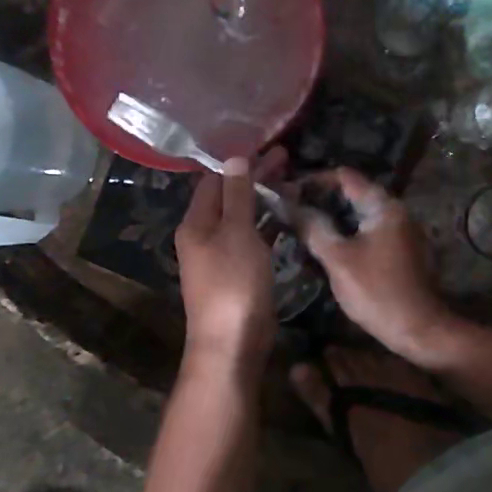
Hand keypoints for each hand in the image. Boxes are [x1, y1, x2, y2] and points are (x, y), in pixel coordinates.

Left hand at [176, 155, 277, 367]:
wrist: (232, 343)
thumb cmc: (233, 283)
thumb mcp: (237, 232)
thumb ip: (237, 195)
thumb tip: (235, 158)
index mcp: (196, 222)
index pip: (215, 180)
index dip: (240, 163)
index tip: (269, 147)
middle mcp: (204, 236)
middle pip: (230, 198)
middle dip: (257, 179)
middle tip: (288, 160)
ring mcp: (222, 256)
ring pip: (244, 218)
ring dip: (266, 201)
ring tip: (295, 183)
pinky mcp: (239, 273)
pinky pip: (253, 240)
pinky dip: (269, 226)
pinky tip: (289, 217)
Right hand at [296, 168, 454, 358]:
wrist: (419, 329)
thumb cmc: (377, 291)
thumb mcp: (338, 259)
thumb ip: (313, 227)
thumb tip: (289, 205)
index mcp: (384, 206)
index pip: (344, 176)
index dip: (314, 181)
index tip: (289, 194)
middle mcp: (396, 211)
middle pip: (352, 194)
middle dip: (320, 202)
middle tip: (291, 215)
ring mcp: (401, 232)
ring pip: (359, 216)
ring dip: (332, 221)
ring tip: (303, 233)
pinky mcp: (401, 251)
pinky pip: (369, 233)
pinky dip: (347, 236)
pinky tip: (327, 251)